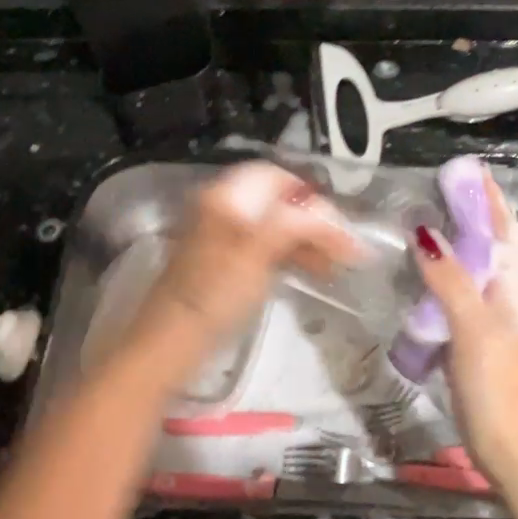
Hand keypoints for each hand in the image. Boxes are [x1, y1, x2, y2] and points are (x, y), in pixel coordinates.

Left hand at [134, 161, 364, 354]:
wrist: (171, 341)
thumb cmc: (214, 295)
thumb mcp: (259, 254)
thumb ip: (296, 225)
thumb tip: (329, 216)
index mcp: (226, 197)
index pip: (277, 177)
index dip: (310, 196)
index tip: (338, 223)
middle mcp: (221, 208)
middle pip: (278, 203)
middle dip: (313, 223)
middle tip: (345, 249)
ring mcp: (220, 236)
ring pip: (274, 227)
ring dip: (306, 241)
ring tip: (334, 266)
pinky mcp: (222, 264)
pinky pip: (264, 247)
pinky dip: (289, 255)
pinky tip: (310, 273)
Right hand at [413, 169, 517, 483]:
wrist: (509, 450)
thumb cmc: (497, 386)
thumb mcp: (473, 328)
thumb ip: (450, 281)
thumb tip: (425, 231)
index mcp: (510, 291)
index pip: (504, 233)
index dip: (491, 200)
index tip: (471, 170)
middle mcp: (502, 301)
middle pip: (488, 249)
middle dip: (469, 217)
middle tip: (437, 190)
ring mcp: (486, 325)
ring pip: (469, 274)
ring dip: (452, 247)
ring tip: (423, 224)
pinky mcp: (469, 346)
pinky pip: (452, 301)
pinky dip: (437, 282)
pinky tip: (418, 282)